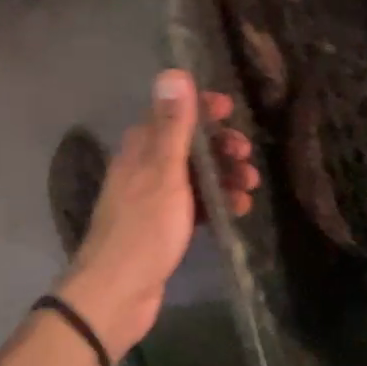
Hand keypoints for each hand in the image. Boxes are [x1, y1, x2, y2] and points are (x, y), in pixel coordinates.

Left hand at [55, 70, 260, 361]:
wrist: (116, 294)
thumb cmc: (143, 227)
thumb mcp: (164, 171)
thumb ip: (173, 124)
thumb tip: (174, 71)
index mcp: (141, 146)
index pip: (174, 110)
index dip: (203, 107)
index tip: (231, 109)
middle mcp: (145, 165)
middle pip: (189, 142)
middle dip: (220, 144)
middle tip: (246, 154)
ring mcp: (154, 197)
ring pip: (195, 174)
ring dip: (223, 174)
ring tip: (250, 185)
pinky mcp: (163, 226)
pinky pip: (195, 203)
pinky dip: (216, 201)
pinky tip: (239, 209)